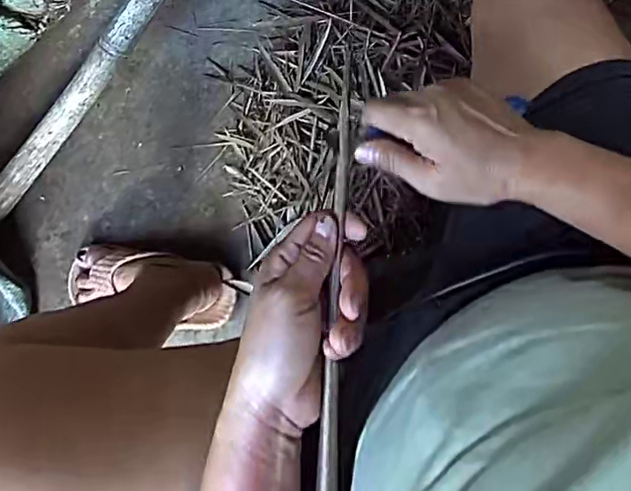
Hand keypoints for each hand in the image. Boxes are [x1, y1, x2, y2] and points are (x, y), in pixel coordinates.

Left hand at [225, 211, 368, 432]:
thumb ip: (314, 258)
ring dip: (350, 316)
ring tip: (335, 337)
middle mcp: (303, 278)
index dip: (341, 225)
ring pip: (352, 288)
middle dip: (351, 282)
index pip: (318, 226)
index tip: (361, 232)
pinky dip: (348, 335)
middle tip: (344, 306)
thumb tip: (328, 222)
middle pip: (343, 258)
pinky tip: (333, 350)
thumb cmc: (269, 352)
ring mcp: (318, 303)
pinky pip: (354, 318)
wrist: (275, 407)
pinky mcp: (332, 327)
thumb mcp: (291, 296)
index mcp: (286, 262)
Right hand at [356, 79, 551, 205]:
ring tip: (442, 141)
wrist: (525, 158)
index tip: (381, 144)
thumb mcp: (430, 181)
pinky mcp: (465, 84)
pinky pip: (437, 92)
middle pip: (393, 102)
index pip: (372, 109)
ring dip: (418, 115)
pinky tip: (457, 129)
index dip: (371, 128)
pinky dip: (439, 107)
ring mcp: (449, 86)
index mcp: (417, 119)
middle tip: (415, 150)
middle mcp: (430, 95)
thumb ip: (392, 160)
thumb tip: (364, 150)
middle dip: (395, 123)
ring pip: (416, 97)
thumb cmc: (481, 175)